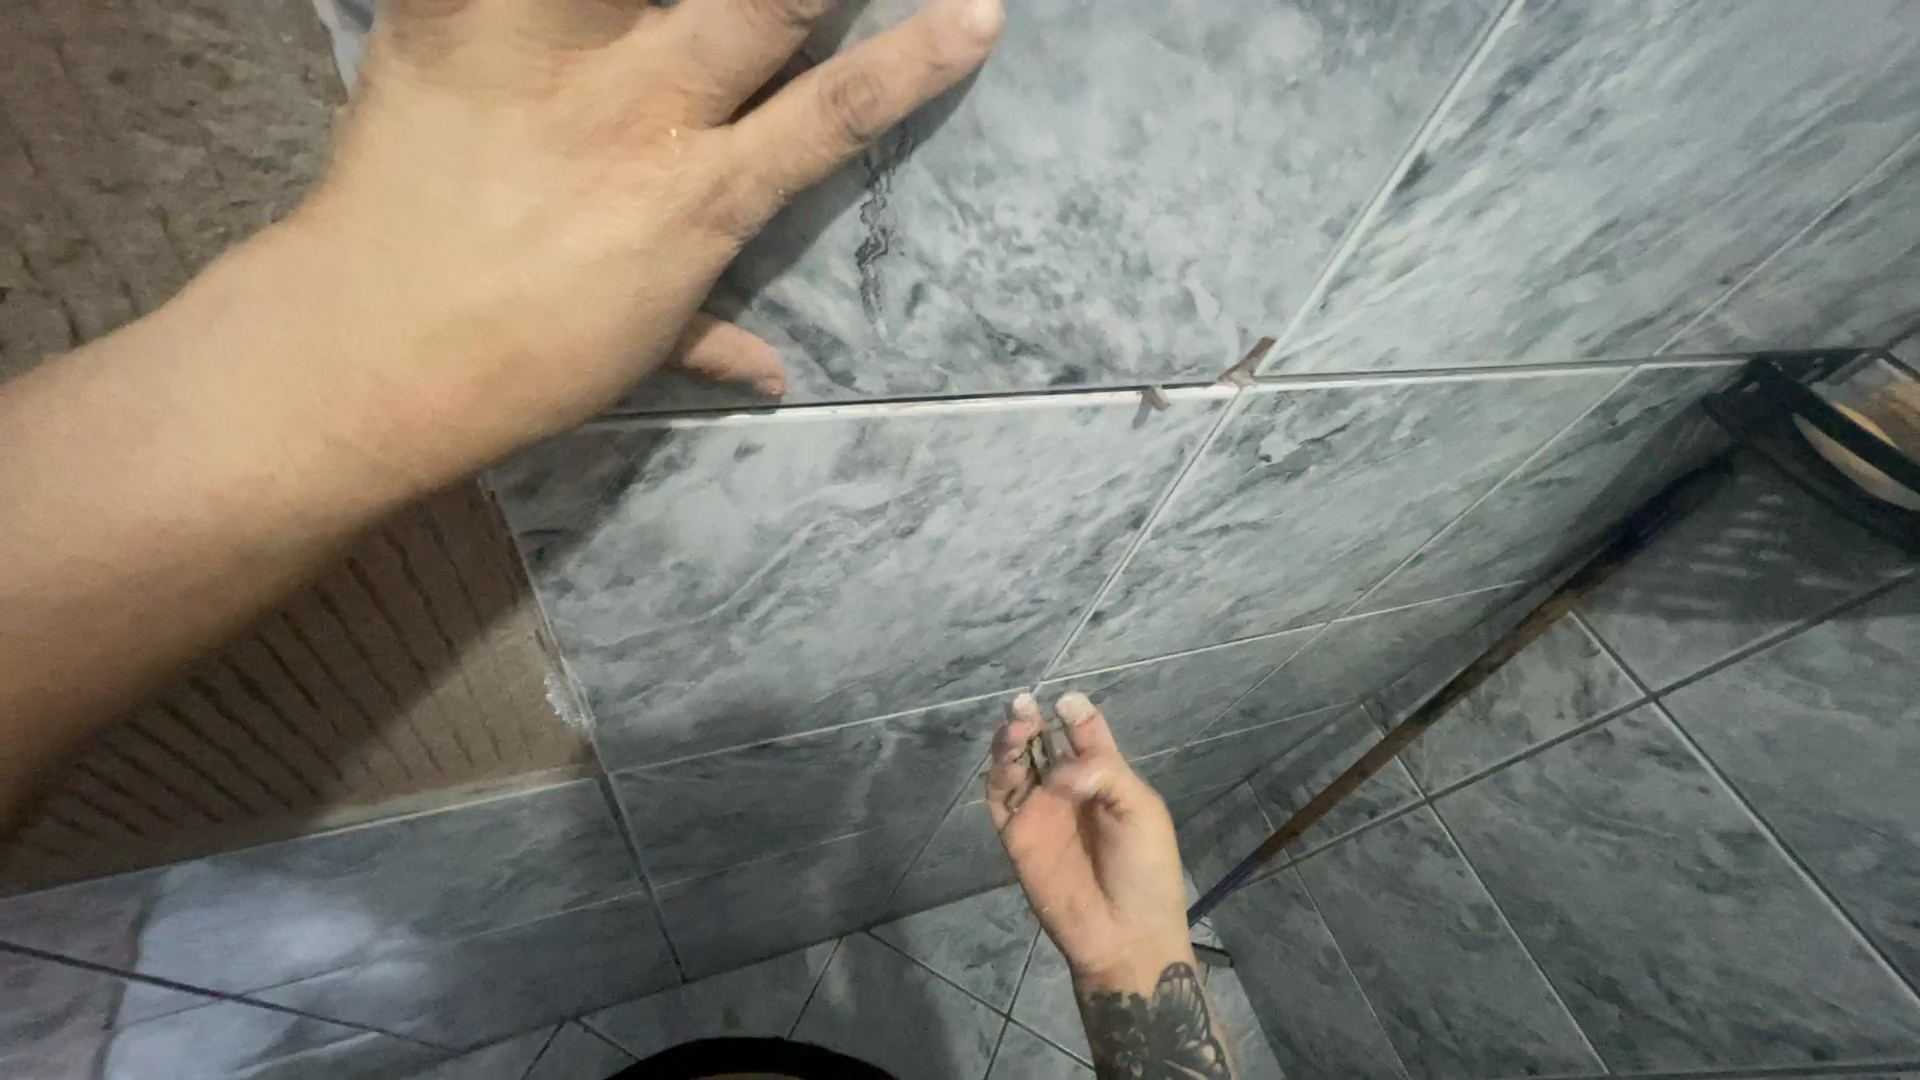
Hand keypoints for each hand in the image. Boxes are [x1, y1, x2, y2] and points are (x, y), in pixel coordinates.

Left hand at [278, 0, 1002, 482]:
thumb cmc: (534, 363)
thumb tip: (775, 377)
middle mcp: (647, 113)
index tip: (977, 13)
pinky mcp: (453, 24)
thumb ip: (715, 342)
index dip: (915, 62)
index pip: (836, 116)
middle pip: (764, 2)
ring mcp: (549, 59)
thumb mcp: (642, 352)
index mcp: (705, 199)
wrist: (380, 352)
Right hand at [987, 692, 1194, 992]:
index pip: (1082, 733)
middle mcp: (1065, 787)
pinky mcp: (1016, 834)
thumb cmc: (1145, 869)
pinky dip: (1000, 775)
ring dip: (1011, 740)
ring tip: (1019, 727)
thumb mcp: (1140, 808)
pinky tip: (1012, 763)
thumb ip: (1103, 770)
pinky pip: (999, 798)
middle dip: (1030, 718)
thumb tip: (1060, 758)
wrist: (1125, 935)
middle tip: (1025, 705)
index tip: (1064, 701)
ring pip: (1014, 763)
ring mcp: (1038, 810)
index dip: (1073, 714)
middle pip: (1039, 742)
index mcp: (1101, 776)